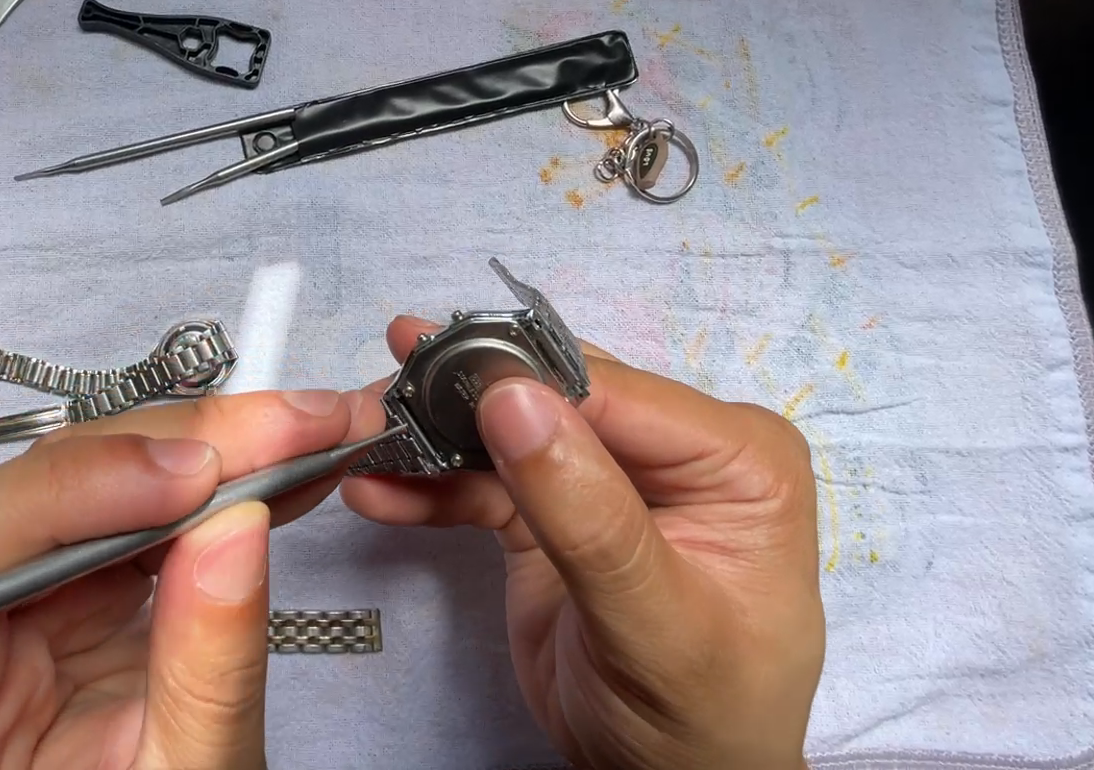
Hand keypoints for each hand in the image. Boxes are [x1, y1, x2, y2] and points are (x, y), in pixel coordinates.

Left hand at [0, 387, 386, 769]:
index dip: (75, 490)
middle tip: (298, 422)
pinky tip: (280, 465)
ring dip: (215, 446)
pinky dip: (215, 482)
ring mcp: (13, 582)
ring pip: (104, 473)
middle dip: (182, 443)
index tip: (199, 475)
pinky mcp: (70, 574)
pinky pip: (142, 502)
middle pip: (42, 484)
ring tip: (313, 431)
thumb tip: (242, 520)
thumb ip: (201, 670)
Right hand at [343, 318, 822, 769]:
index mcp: (730, 454)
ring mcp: (599, 472)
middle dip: (456, 396)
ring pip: (500, 431)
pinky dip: (427, 486)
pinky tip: (374, 489)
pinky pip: (479, 481)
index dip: (517, 380)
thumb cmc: (697, 721)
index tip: (427, 373)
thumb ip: (586, 512)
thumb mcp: (651, 625)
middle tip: (380, 392)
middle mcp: (663, 446)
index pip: (608, 391)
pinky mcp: (544, 505)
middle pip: (545, 394)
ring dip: (429, 437)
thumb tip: (511, 396)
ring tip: (363, 433)